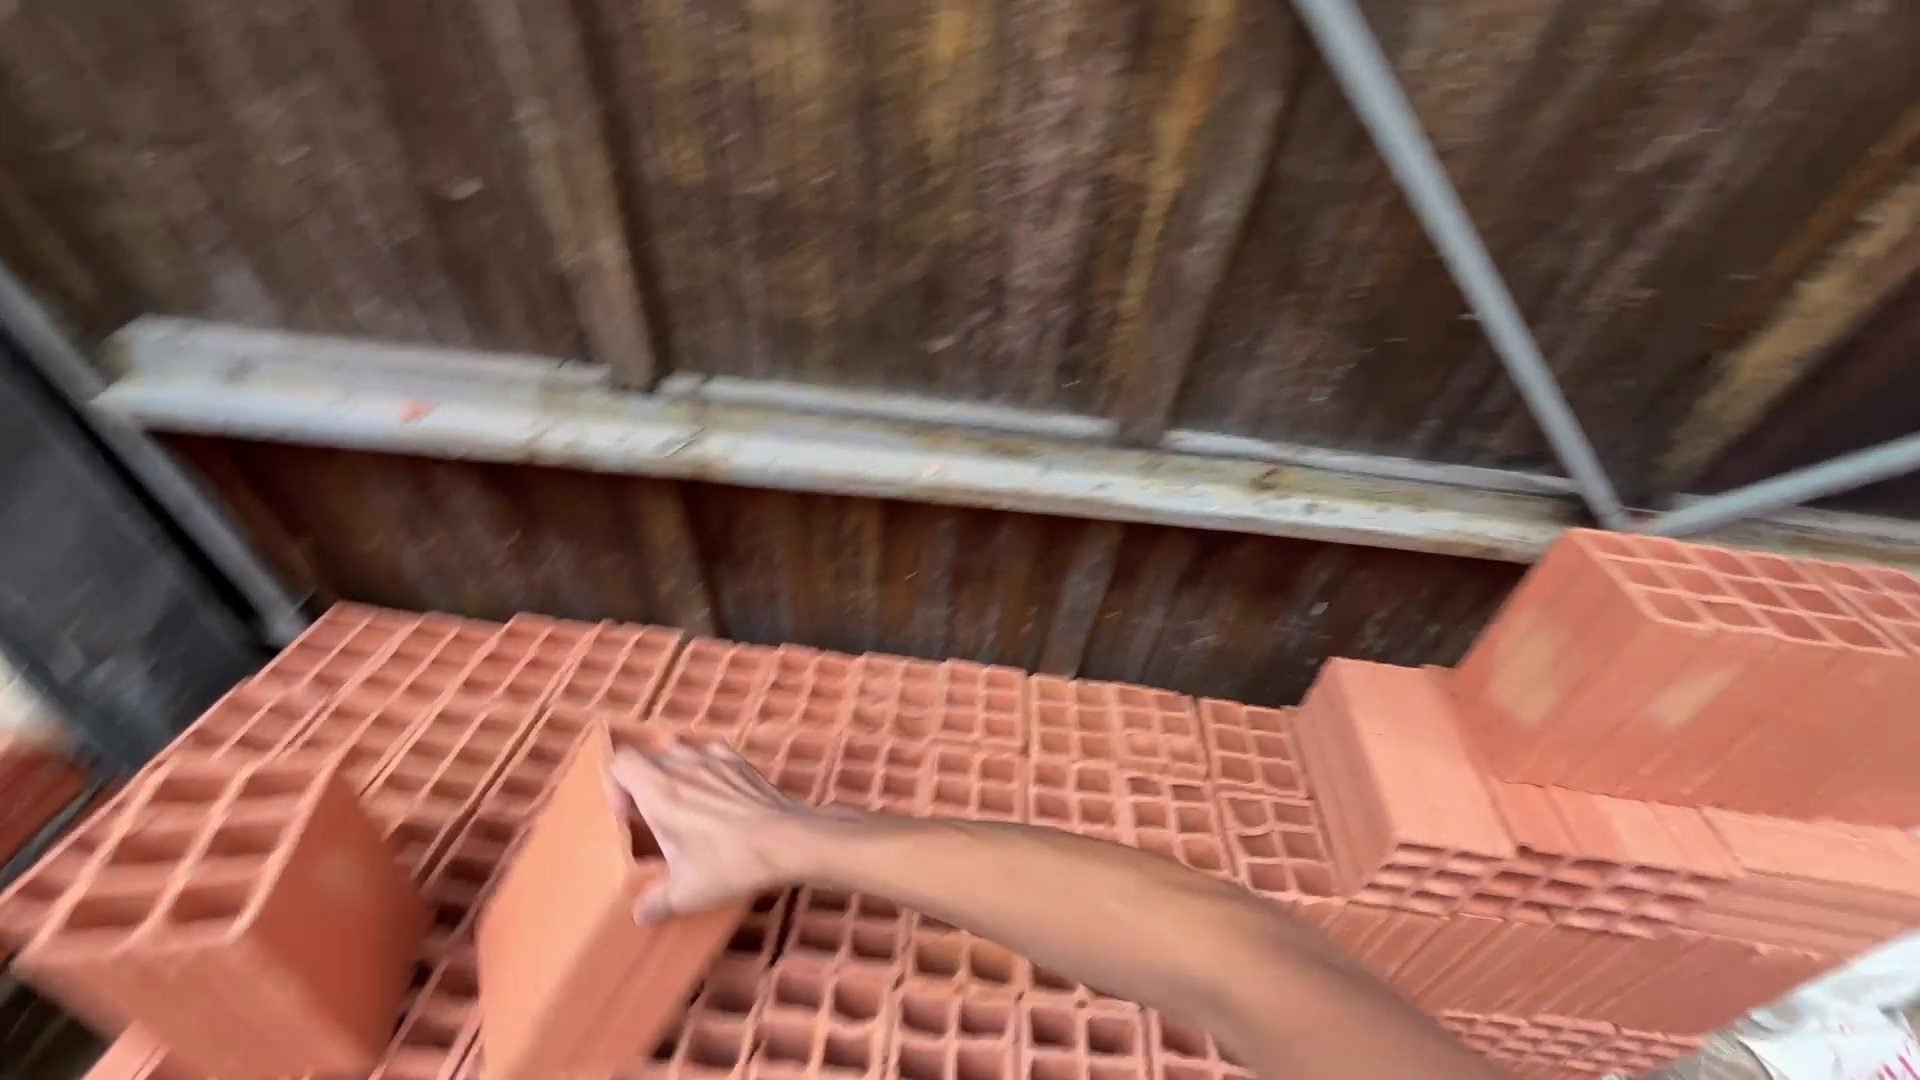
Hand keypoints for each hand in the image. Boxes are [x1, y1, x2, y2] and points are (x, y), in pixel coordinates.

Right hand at [604, 740, 819, 922]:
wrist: (786, 840)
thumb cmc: (730, 863)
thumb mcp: (686, 892)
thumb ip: (656, 901)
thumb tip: (641, 913)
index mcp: (661, 792)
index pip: (622, 762)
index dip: (615, 785)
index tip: (626, 815)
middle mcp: (685, 766)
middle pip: (649, 757)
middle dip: (642, 781)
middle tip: (651, 814)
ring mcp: (715, 759)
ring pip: (680, 751)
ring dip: (673, 771)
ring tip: (681, 802)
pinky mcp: (740, 762)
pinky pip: (712, 752)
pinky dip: (705, 765)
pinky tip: (714, 790)